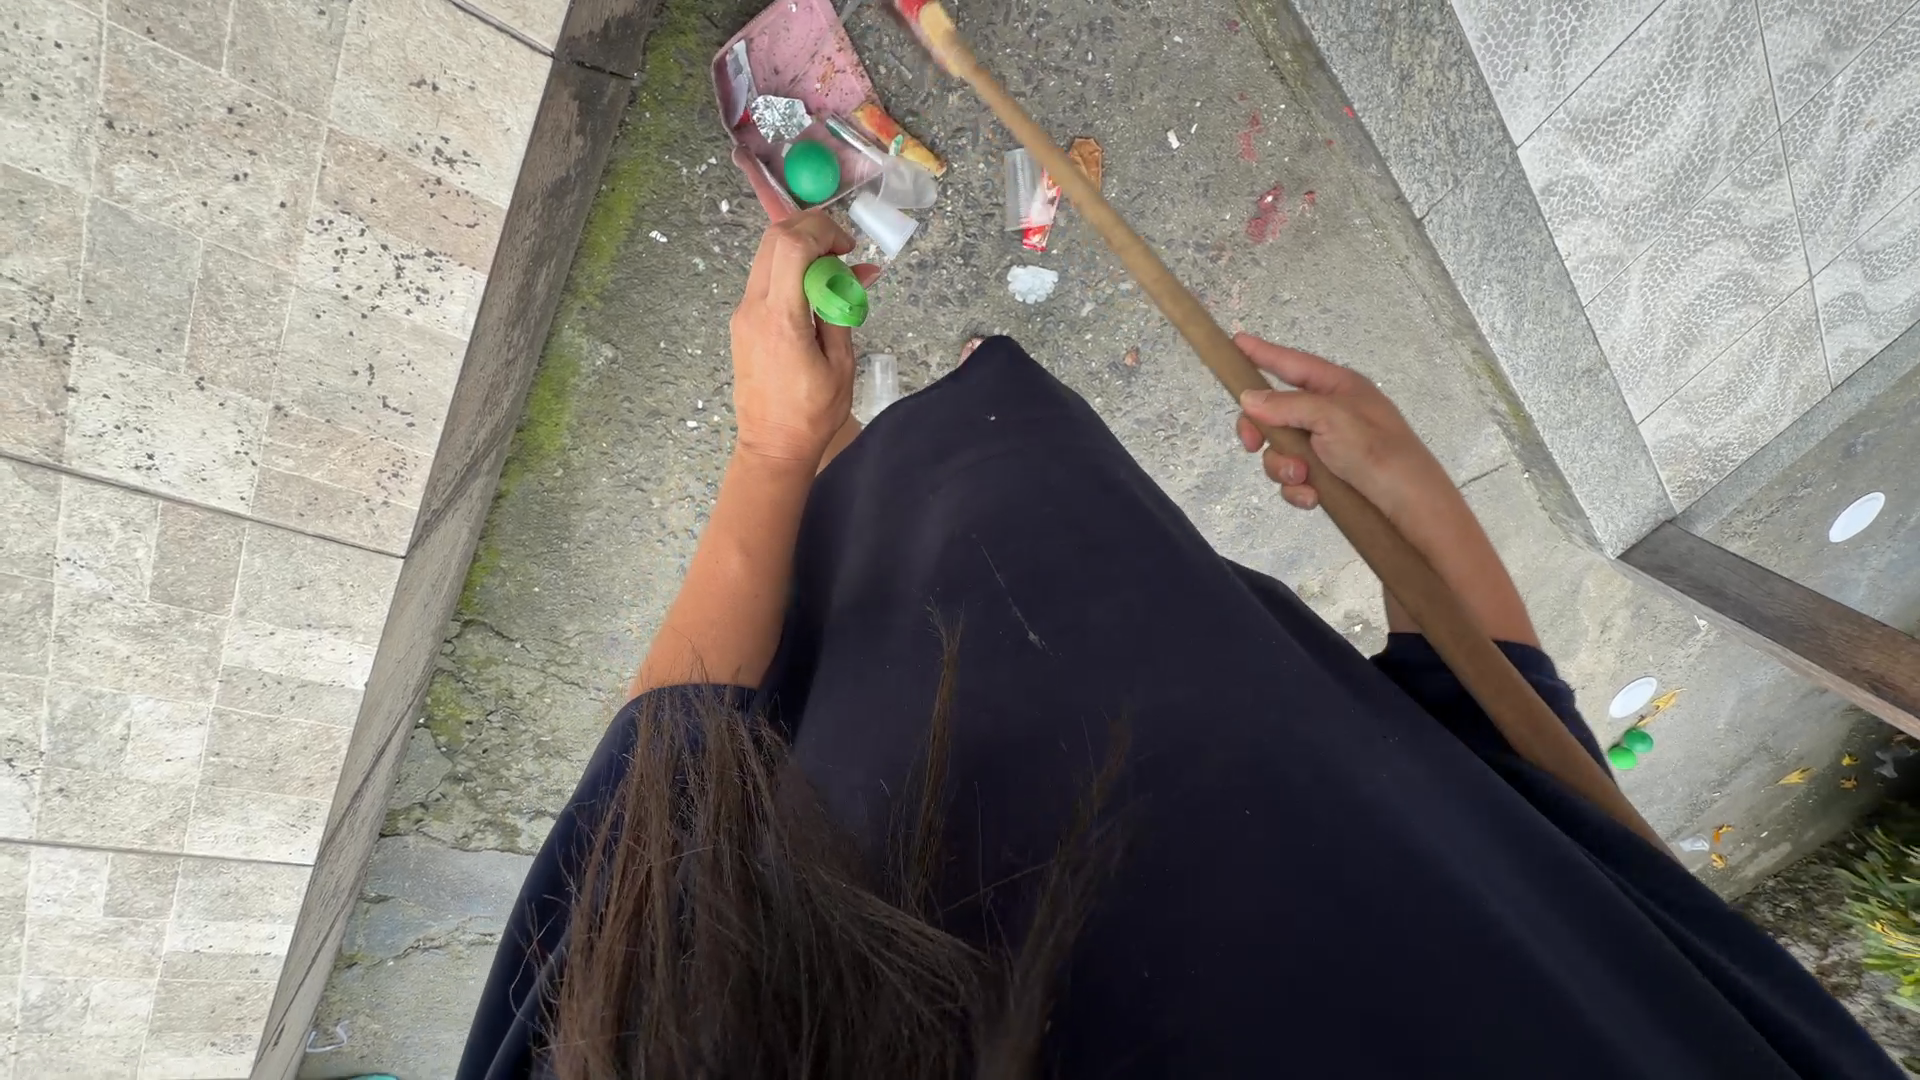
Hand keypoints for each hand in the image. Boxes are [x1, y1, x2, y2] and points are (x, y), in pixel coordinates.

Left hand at [729, 213, 877, 467]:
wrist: (772, 445)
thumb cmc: (812, 414)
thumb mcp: (840, 365)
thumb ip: (841, 312)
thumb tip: (852, 276)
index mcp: (781, 319)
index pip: (792, 245)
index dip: (823, 233)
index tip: (849, 250)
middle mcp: (753, 308)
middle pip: (774, 239)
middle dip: (811, 232)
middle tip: (842, 252)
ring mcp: (742, 314)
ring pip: (766, 256)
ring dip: (800, 250)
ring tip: (832, 273)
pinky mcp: (742, 323)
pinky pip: (764, 279)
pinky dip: (790, 272)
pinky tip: (814, 292)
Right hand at [1231, 333, 1452, 524]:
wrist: (1409, 505)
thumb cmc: (1378, 451)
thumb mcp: (1332, 418)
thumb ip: (1287, 405)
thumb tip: (1248, 398)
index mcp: (1336, 388)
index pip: (1291, 364)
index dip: (1263, 353)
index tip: (1235, 341)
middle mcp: (1327, 414)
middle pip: (1273, 413)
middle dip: (1262, 432)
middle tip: (1252, 444)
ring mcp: (1324, 446)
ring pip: (1278, 450)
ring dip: (1283, 467)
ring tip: (1303, 478)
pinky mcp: (1324, 476)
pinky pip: (1292, 478)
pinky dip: (1297, 489)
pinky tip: (1312, 496)